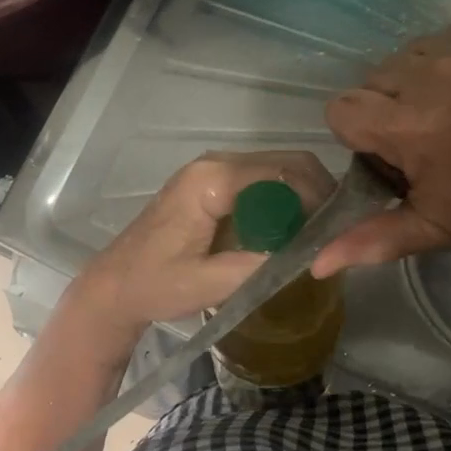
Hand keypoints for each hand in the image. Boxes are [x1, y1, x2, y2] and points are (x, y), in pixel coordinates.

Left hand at [73, 151, 335, 334]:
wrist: (114, 287)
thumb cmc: (155, 285)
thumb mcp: (209, 283)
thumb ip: (260, 265)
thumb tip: (311, 253)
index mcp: (212, 180)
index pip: (285, 173)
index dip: (319, 200)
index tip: (336, 236)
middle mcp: (214, 163)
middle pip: (287, 164)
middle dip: (317, 196)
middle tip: (333, 238)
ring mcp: (212, 170)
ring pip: (277, 170)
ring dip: (302, 199)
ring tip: (316, 239)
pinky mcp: (212, 184)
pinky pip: (261, 182)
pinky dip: (283, 202)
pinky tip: (290, 234)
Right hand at [312, 12, 450, 276]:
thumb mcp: (437, 228)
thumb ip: (371, 239)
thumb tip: (314, 265)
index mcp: (410, 123)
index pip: (343, 109)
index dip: (363, 134)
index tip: (398, 153)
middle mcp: (432, 71)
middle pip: (375, 78)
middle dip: (392, 105)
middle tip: (435, 136)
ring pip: (412, 52)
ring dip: (425, 78)